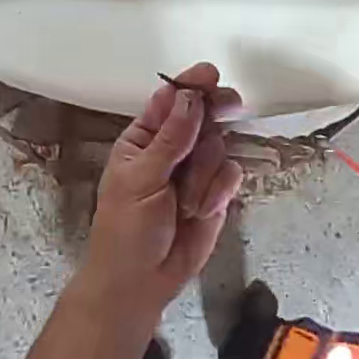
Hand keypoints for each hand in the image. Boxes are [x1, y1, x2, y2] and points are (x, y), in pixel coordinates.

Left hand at [79, 63, 243, 315]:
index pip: (170, 102)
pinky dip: (219, 192)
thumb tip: (190, 98)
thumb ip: (170, 139)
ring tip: (187, 202)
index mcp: (143, 139)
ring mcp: (196, 170)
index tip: (209, 76)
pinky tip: (202, 211)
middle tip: (231, 105)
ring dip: (206, 172)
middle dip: (214, 113)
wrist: (141, 283)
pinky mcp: (216, 193)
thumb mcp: (141, 180)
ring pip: (219, 147)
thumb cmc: (126, 230)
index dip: (190, 86)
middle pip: (203, 116)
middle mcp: (173, 149)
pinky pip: (230, 175)